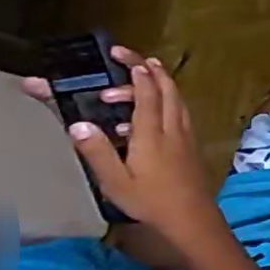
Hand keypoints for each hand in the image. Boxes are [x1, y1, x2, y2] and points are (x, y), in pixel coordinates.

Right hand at [23, 47, 219, 236]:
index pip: (149, 99)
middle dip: (153, 71)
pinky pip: (181, 113)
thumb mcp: (113, 180)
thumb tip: (78, 125)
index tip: (130, 60)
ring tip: (147, 70)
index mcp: (153, 137)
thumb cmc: (149, 199)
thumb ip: (97, 152)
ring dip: (163, 83)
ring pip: (178, 101)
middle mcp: (175, 130)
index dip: (140, 78)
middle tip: (133, 56)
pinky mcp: (191, 142)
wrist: (190, 213)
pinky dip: (168, 100)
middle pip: (168, 92)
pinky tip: (152, 107)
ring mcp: (187, 135)